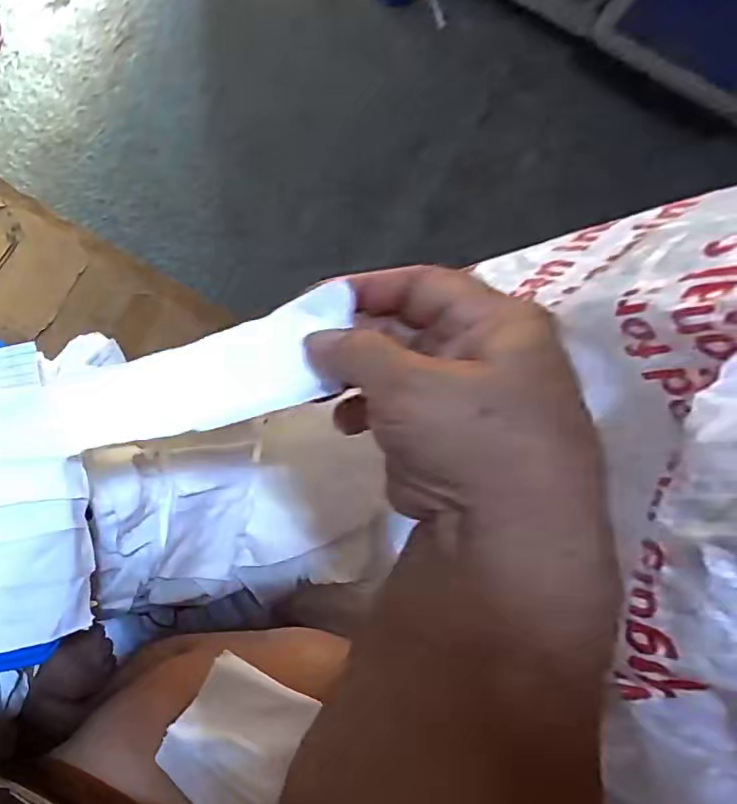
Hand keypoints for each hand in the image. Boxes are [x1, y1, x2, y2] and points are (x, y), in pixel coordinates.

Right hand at [305, 266, 604, 524]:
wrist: (502, 519)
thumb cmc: (467, 436)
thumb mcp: (407, 382)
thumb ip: (356, 350)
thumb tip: (316, 338)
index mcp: (495, 324)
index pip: (423, 284)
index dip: (365, 288)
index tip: (308, 305)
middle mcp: (482, 350)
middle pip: (403, 325)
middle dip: (349, 337)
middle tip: (301, 350)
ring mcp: (460, 392)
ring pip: (390, 365)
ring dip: (348, 374)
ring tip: (314, 388)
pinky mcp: (437, 427)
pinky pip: (388, 401)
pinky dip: (359, 405)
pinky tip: (343, 422)